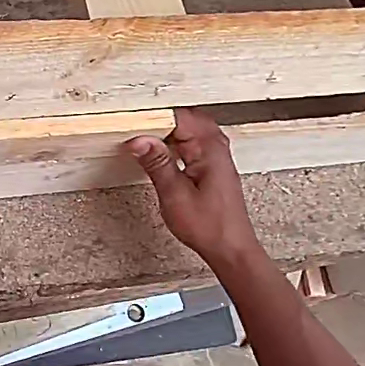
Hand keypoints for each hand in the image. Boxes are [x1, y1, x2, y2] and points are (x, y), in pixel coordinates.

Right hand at [126, 108, 265, 275]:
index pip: (179, 117)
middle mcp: (217, 148)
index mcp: (210, 148)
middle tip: (138, 130)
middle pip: (186, 119)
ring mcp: (217, 156)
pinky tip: (164, 155)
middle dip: (161, 121)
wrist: (230, 248)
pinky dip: (177, 143)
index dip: (153, 120)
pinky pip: (194, 143)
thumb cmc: (210, 227)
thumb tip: (139, 140)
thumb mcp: (174, 195)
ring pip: (190, 130)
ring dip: (169, 132)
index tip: (134, 127)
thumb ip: (156, 163)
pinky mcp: (214, 167)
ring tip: (147, 141)